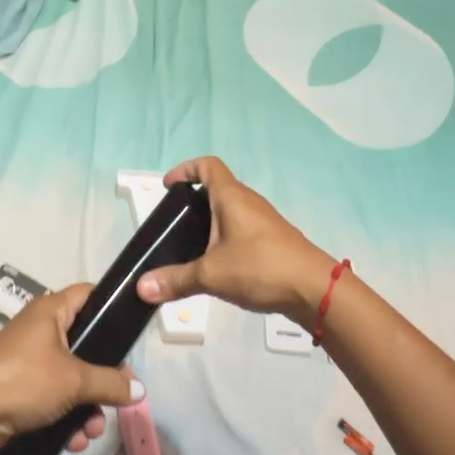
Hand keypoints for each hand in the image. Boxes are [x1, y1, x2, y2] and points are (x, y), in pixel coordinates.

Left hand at [0, 284, 143, 454]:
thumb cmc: (25, 379)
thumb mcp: (75, 379)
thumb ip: (110, 382)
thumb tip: (140, 390)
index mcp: (50, 311)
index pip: (89, 295)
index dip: (111, 309)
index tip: (131, 334)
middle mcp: (40, 330)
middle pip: (85, 345)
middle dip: (102, 378)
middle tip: (118, 398)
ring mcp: (28, 360)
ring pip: (70, 378)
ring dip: (86, 406)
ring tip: (91, 432)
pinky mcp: (20, 389)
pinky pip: (53, 398)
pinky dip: (65, 417)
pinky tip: (73, 442)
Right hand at [135, 157, 335, 327]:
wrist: (313, 288)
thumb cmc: (260, 267)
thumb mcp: (211, 275)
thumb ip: (176, 280)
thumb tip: (141, 287)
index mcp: (231, 196)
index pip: (208, 166)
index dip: (186, 169)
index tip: (169, 185)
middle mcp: (249, 201)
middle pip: (219, 187)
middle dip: (195, 200)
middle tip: (176, 223)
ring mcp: (265, 220)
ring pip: (232, 210)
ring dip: (213, 220)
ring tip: (193, 246)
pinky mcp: (275, 239)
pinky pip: (244, 228)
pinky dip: (228, 237)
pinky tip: (221, 264)